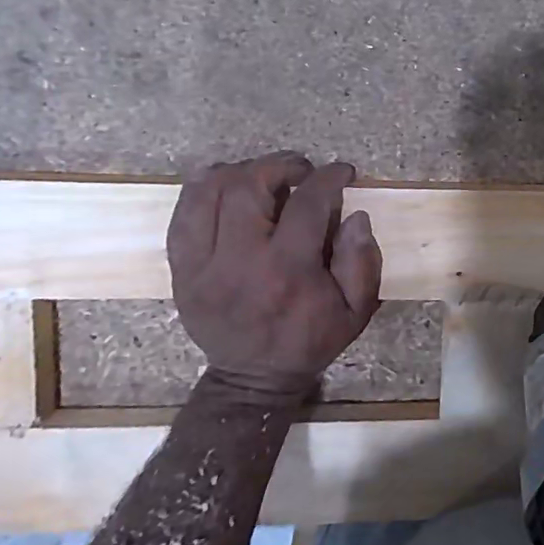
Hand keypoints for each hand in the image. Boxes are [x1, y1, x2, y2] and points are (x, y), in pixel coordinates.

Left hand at [166, 152, 381, 406]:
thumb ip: (363, 259)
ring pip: (207, 193)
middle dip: (280, 164)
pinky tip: (227, 184)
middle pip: (248, 186)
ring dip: (241, 171)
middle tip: (302, 169)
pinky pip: (181, 217)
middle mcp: (238, 261)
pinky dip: (203, 191)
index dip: (329, 177)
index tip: (344, 171)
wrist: (252, 380)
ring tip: (265, 174)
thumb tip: (354, 215)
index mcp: (287, 270)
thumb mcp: (356, 308)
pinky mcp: (180, 271)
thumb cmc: (311, 340)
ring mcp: (201, 266)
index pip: (307, 203)